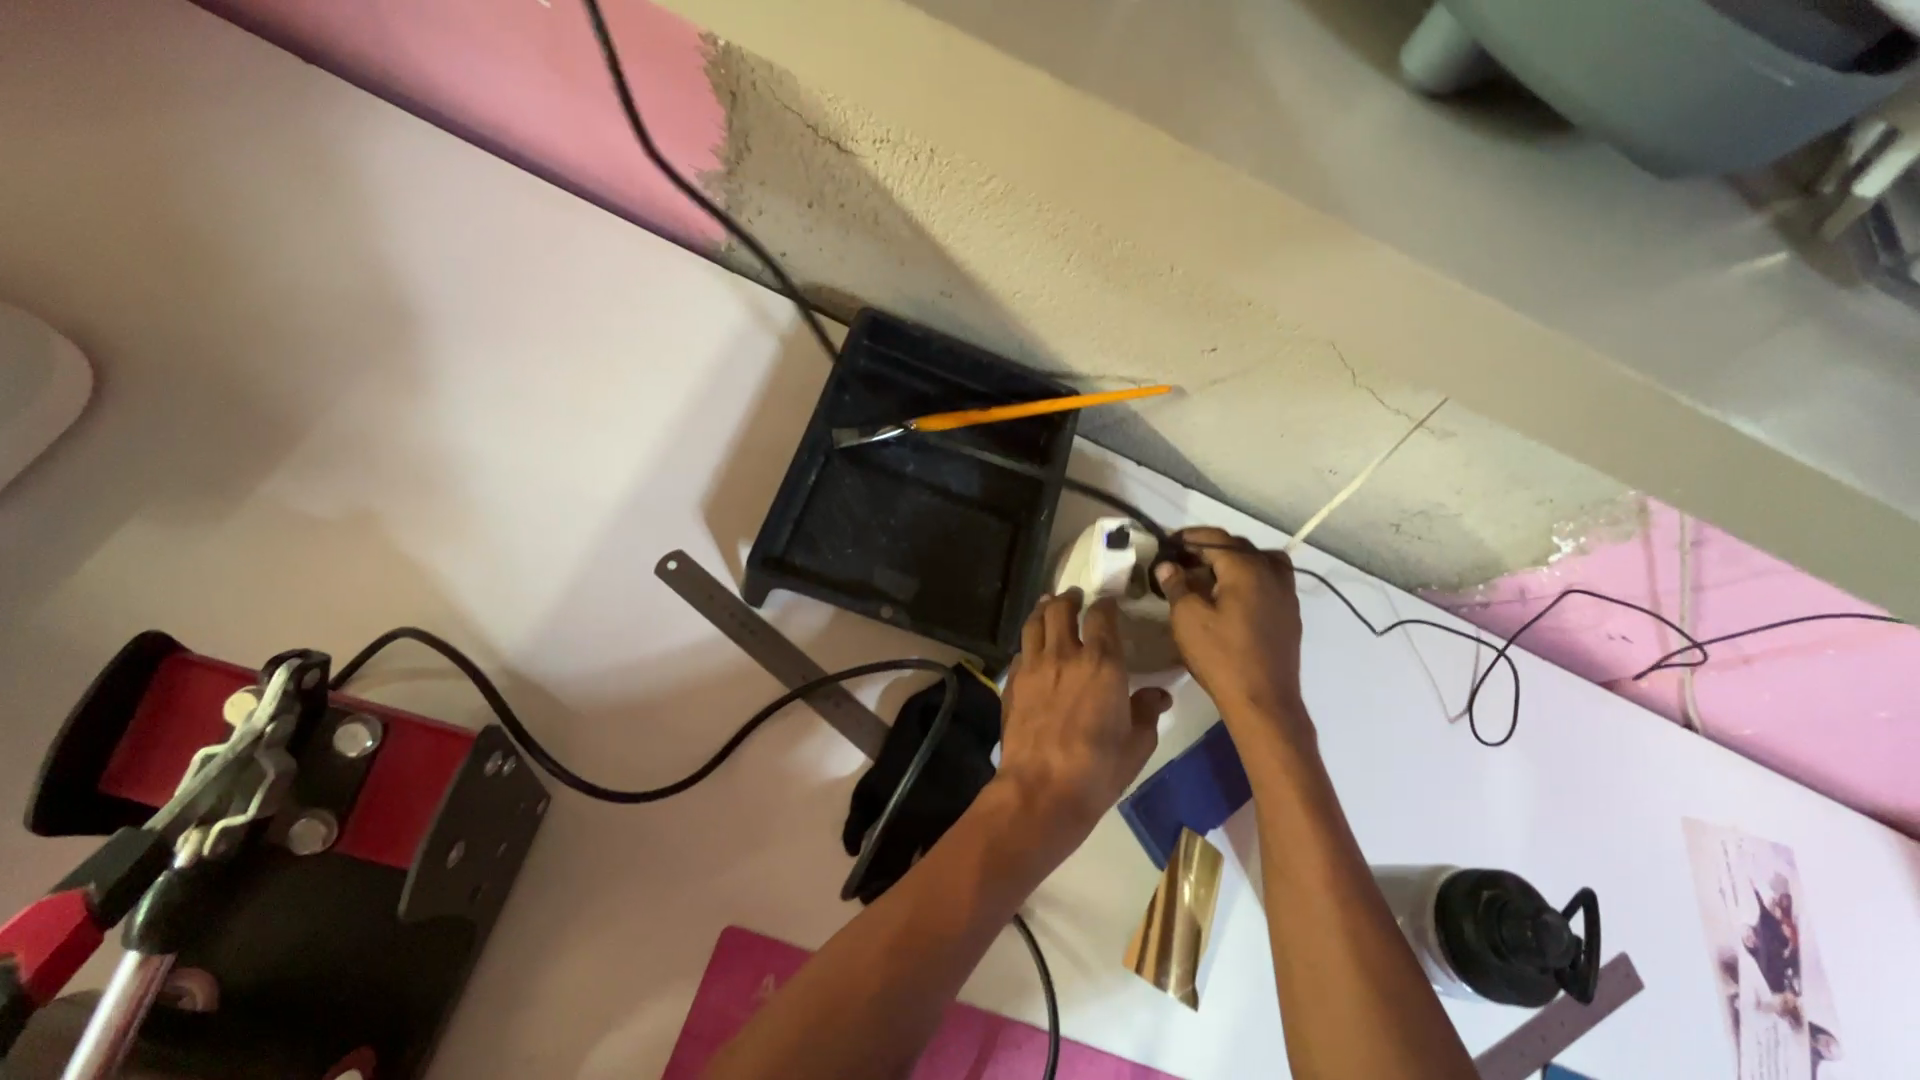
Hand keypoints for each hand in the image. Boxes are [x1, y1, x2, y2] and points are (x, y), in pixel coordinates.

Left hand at [994, 589, 1170, 848]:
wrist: (1041, 790)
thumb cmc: (1098, 769)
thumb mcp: (1137, 743)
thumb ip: (1147, 712)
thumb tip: (1158, 695)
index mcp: (1102, 663)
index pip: (1102, 617)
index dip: (1106, 604)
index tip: (1108, 602)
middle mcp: (1065, 655)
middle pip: (1061, 610)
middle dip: (1069, 599)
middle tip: (1074, 597)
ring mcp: (1033, 667)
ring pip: (1034, 624)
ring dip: (1042, 611)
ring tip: (1048, 606)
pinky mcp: (1012, 685)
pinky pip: (1020, 653)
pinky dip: (1028, 645)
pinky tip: (1031, 650)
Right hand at [1154, 527, 1311, 750]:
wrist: (1263, 701)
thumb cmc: (1221, 657)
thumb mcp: (1188, 619)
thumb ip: (1177, 586)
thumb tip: (1168, 565)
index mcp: (1247, 569)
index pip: (1216, 538)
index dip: (1189, 537)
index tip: (1166, 544)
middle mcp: (1272, 574)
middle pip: (1238, 547)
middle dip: (1208, 549)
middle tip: (1181, 562)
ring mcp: (1286, 594)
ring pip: (1259, 562)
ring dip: (1233, 562)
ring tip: (1209, 577)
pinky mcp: (1289, 615)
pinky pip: (1269, 582)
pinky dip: (1249, 579)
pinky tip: (1230, 599)